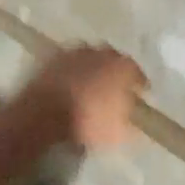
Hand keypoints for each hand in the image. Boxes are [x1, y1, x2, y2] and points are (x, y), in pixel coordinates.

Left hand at [16, 45, 147, 151]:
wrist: (45, 113)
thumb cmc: (87, 122)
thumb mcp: (117, 133)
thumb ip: (130, 123)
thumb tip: (134, 123)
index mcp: (122, 67)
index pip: (136, 71)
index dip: (138, 83)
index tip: (139, 93)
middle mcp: (100, 53)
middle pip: (113, 58)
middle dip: (114, 70)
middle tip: (113, 86)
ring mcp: (75, 52)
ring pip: (89, 56)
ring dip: (91, 67)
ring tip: (89, 82)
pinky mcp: (52, 57)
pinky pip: (67, 61)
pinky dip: (70, 69)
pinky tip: (68, 81)